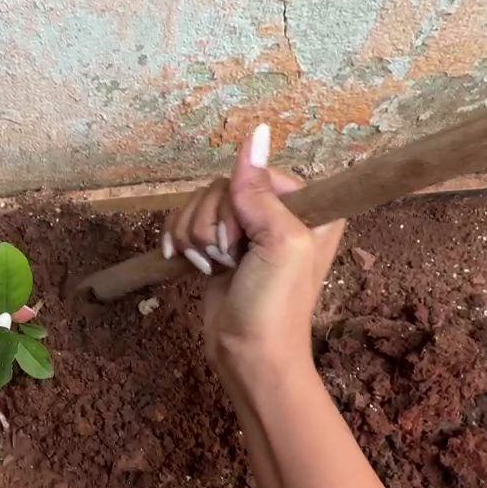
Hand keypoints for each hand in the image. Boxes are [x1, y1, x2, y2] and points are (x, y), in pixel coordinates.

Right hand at [162, 124, 345, 384]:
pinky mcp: (215, 249)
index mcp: (307, 206)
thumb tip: (255, 132)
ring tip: (211, 267)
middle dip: (212, 225)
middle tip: (228, 259)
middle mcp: (276, 213)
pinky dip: (178, 242)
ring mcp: (242, 232)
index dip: (238, 202)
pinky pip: (184, 223)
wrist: (246, 355)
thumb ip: (260, 189)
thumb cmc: (274, 305)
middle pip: (220, 188)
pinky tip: (186, 263)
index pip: (255, 174)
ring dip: (194, 237)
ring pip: (197, 205)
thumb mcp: (280, 242)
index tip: (245, 239)